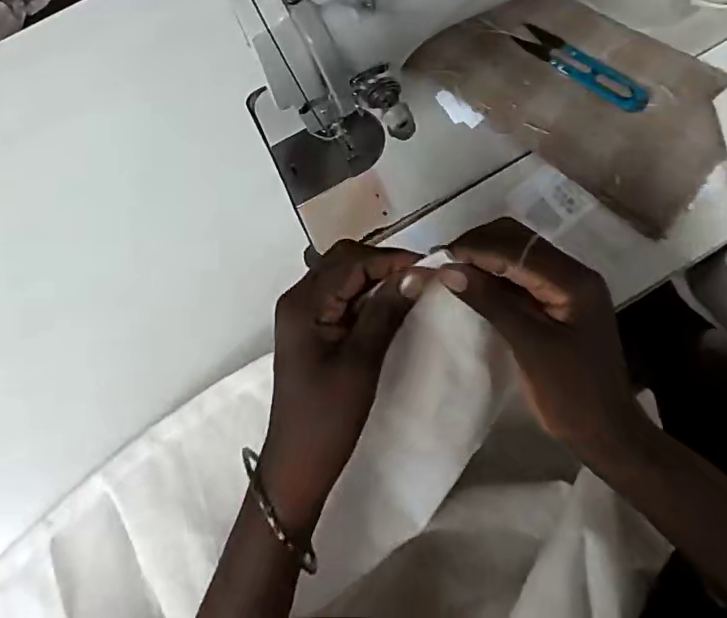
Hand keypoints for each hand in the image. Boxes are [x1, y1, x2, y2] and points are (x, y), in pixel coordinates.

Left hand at [261, 241, 428, 530]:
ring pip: (343, 275)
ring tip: (412, 287)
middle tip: (422, 276)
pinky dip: (366, 293)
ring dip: (376, 276)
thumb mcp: (361, 362)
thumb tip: (416, 273)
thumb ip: (386, 312)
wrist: (297, 467)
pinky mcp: (311, 327)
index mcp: (303, 303)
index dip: (392, 260)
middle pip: (344, 260)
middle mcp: (298, 299)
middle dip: (383, 263)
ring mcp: (303, 313)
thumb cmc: (327, 418)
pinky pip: (341, 295)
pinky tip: (390, 303)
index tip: (430, 267)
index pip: (352, 262)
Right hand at [439, 219, 647, 465]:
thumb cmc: (573, 394)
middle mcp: (573, 272)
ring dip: (485, 256)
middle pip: (519, 239)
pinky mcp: (559, 299)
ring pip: (519, 252)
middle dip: (479, 245)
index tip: (438, 258)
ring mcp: (568, 284)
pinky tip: (473, 283)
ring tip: (452, 269)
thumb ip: (491, 302)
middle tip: (443, 262)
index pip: (518, 247)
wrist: (608, 433)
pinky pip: (522, 272)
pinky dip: (495, 273)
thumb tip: (448, 269)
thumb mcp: (529, 346)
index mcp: (573, 279)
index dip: (476, 248)